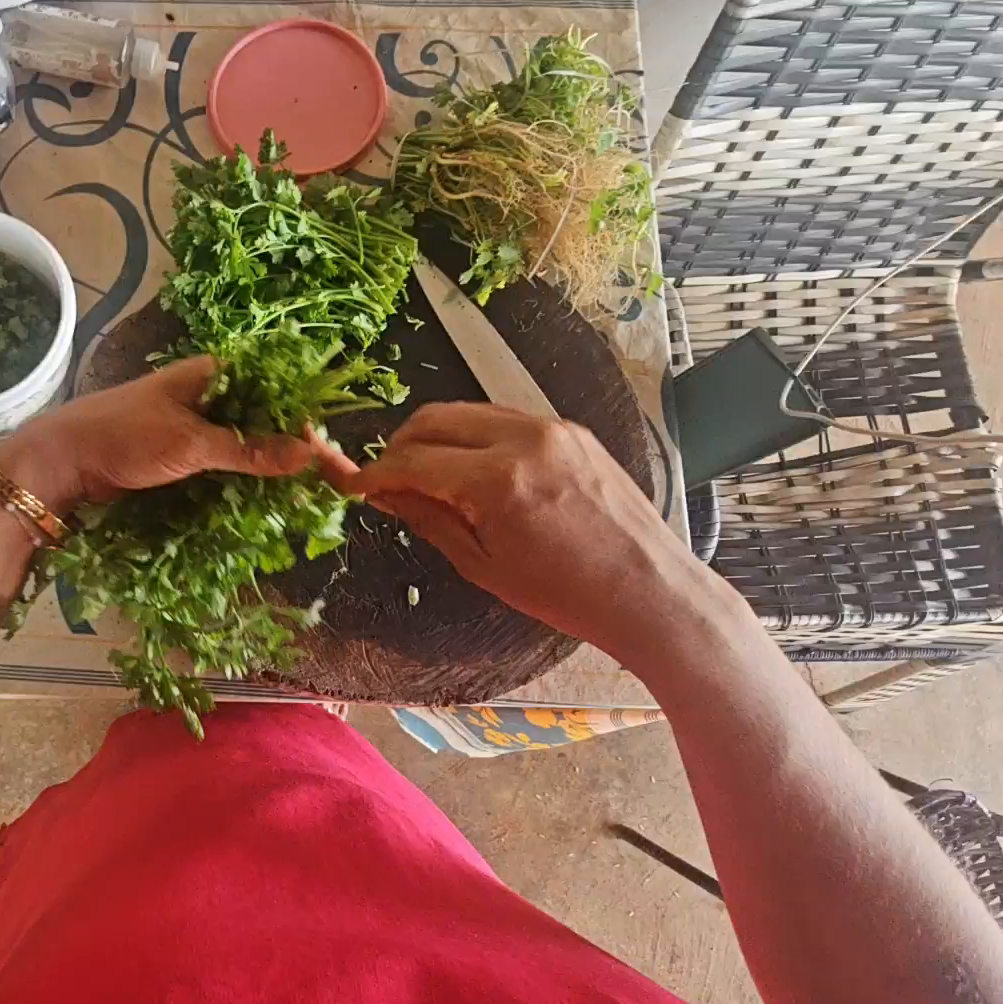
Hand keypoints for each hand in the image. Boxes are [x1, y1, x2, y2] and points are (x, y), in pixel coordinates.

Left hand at [0, 357, 321, 509]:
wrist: (63, 460)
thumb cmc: (125, 437)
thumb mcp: (190, 444)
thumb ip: (249, 449)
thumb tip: (309, 453)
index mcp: (213, 375)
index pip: (277, 394)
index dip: (307, 425)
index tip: (333, 461)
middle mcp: (207, 395)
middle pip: (264, 419)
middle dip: (293, 450)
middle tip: (327, 484)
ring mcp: (192, 424)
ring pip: (244, 443)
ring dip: (269, 468)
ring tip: (305, 496)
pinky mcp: (179, 452)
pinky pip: (222, 463)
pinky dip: (242, 478)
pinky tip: (265, 497)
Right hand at [337, 402, 732, 666]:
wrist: (650, 591)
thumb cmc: (564, 592)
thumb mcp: (480, 563)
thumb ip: (427, 517)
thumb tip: (385, 495)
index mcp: (498, 479)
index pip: (412, 460)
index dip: (373, 473)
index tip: (352, 485)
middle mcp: (524, 437)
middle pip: (433, 418)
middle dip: (398, 445)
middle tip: (385, 479)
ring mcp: (551, 427)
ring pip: (466, 411)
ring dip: (432, 436)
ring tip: (423, 474)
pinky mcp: (570, 430)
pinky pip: (501, 418)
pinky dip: (470, 436)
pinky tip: (466, 468)